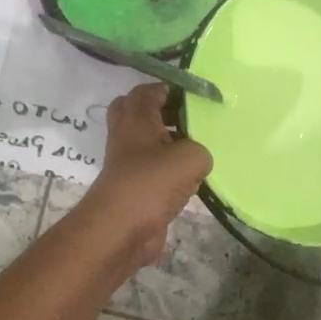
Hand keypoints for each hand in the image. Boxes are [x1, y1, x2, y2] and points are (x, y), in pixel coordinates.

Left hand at [78, 84, 212, 265]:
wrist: (119, 229)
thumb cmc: (151, 183)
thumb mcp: (190, 158)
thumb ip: (201, 150)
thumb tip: (198, 157)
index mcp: (137, 117)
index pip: (149, 91)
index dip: (171, 90)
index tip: (197, 99)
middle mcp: (128, 134)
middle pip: (140, 112)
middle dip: (165, 113)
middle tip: (192, 121)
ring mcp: (127, 162)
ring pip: (147, 142)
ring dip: (169, 143)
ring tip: (199, 150)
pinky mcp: (133, 186)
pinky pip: (152, 168)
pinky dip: (168, 170)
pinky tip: (192, 180)